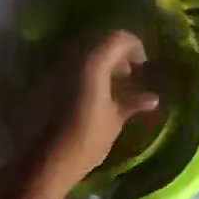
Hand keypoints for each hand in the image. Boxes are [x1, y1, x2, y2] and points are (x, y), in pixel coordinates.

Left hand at [21, 30, 157, 198]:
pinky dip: (86, 73)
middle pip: (100, 41)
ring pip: (84, 52)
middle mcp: (72, 57)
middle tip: (130, 76)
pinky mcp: (46, 80)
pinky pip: (71, 65)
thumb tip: (152, 98)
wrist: (46, 161)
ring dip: (102, 63)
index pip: (118, 37)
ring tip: (113, 88)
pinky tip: (94, 95)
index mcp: (93, 64)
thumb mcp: (115, 120)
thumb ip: (133, 102)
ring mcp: (56, 67)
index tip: (142, 67)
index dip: (135, 47)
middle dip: (118, 54)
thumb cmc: (86, 140)